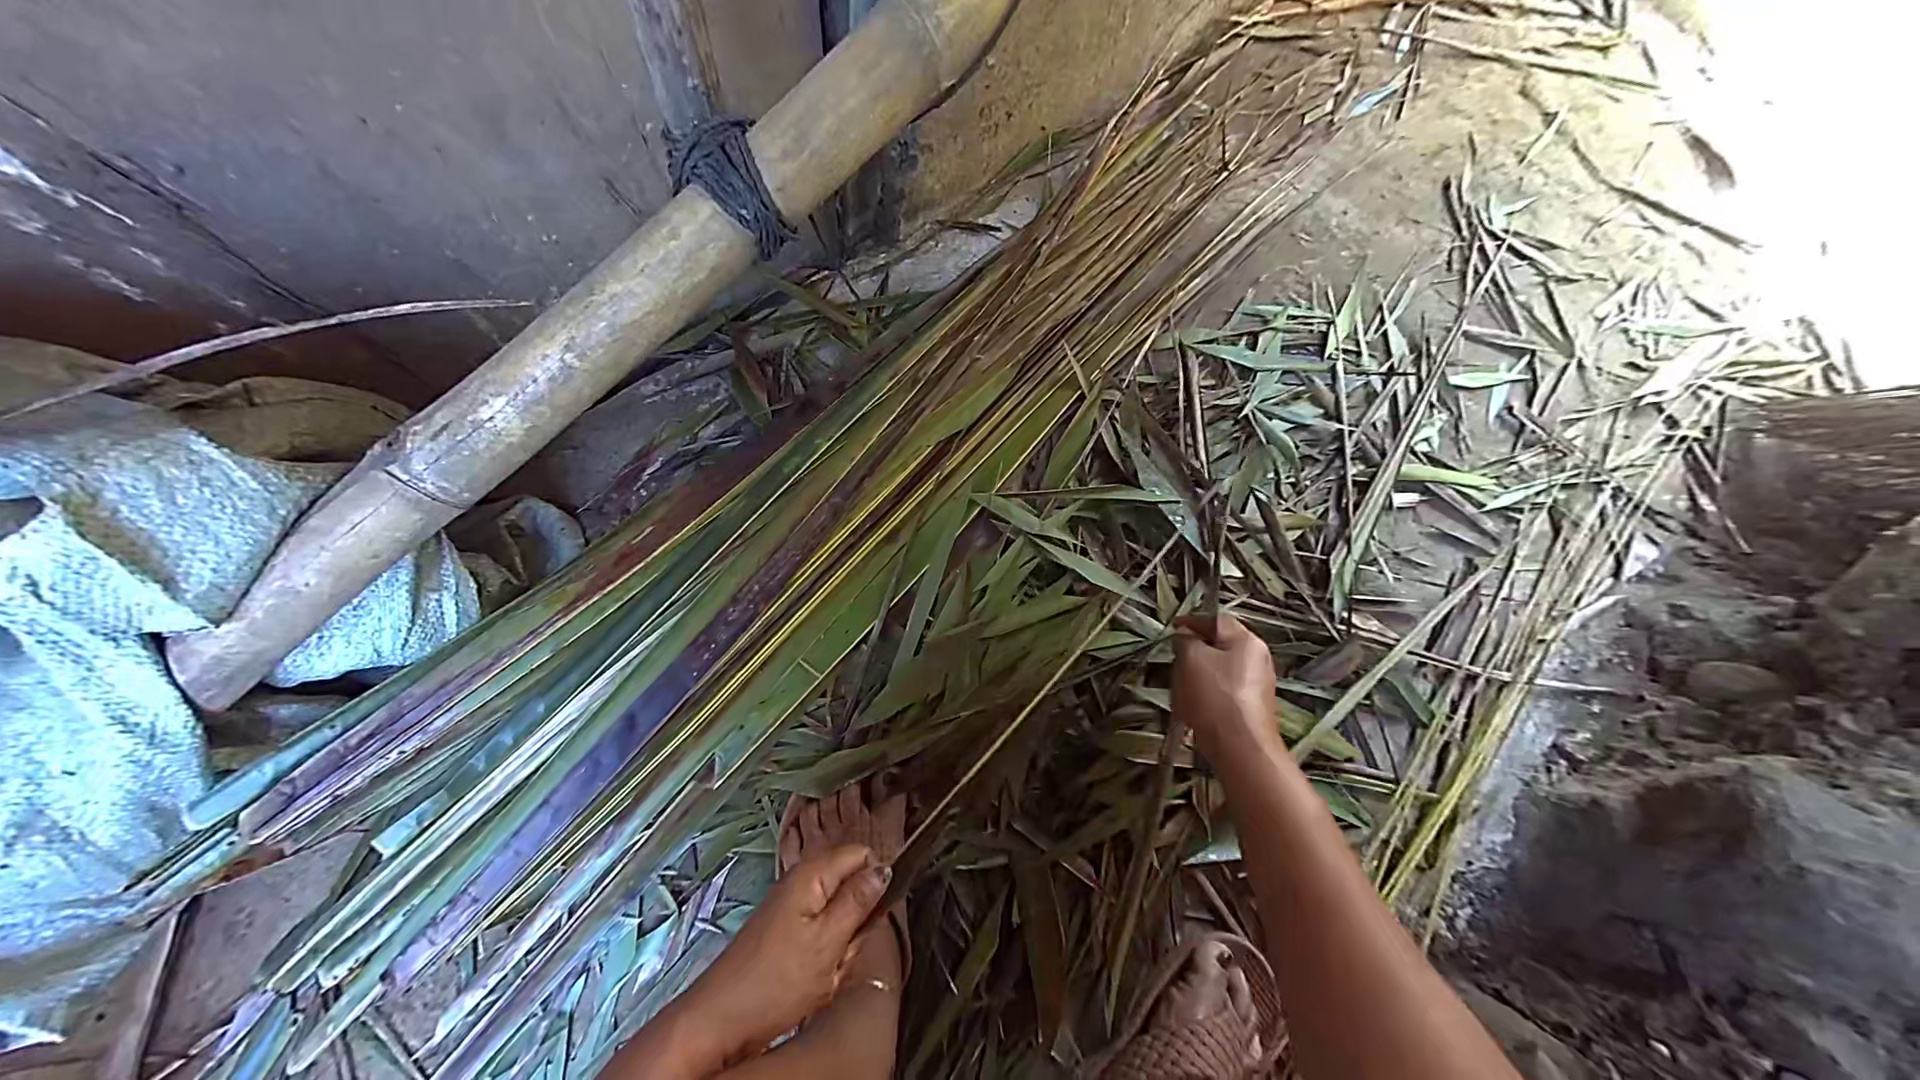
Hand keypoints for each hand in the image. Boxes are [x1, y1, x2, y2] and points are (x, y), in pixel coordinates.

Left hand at [666, 844, 889, 1068]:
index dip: (875, 880)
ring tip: (828, 970)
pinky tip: (817, 980)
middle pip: (852, 886)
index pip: (861, 854)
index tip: (873, 914)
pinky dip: (827, 958)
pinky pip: (823, 937)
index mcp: (811, 875)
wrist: (719, 1024)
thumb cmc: (773, 982)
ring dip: (844, 945)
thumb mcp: (828, 940)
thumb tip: (884, 868)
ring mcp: (792, 910)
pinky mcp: (787, 934)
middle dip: (859, 920)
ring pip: (841, 916)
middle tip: (844, 950)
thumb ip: (859, 901)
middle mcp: (801, 884)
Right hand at [1173, 614, 1279, 762]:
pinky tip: (1195, 706)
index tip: (1172, 627)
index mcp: (1247, 642)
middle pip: (1220, 645)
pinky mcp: (1252, 708)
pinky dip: (1207, 693)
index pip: (1216, 620)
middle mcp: (1258, 659)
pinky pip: (1224, 691)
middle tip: (1175, 658)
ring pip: (1220, 669)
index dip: (1192, 621)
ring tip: (1181, 686)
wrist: (1240, 748)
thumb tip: (1185, 636)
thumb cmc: (1215, 696)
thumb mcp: (1191, 659)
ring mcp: (1257, 685)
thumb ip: (1186, 641)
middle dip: (1195, 650)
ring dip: (1199, 674)